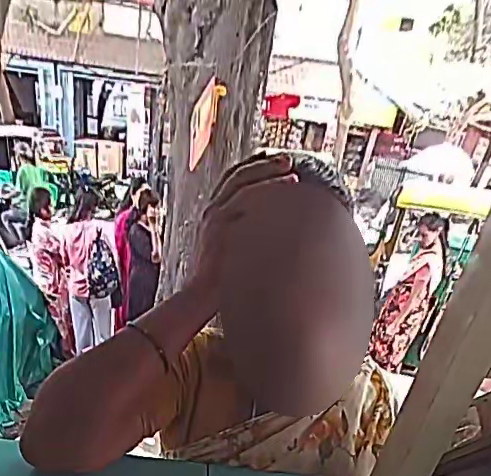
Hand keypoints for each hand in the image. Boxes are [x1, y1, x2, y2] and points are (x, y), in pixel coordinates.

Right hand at [188, 155, 298, 295]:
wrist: (199, 299)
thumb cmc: (218, 284)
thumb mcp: (233, 256)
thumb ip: (245, 242)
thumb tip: (268, 240)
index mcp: (214, 216)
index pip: (233, 182)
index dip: (255, 170)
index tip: (276, 166)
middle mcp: (212, 212)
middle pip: (238, 176)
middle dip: (264, 166)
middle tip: (288, 162)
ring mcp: (215, 217)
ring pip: (243, 182)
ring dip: (268, 173)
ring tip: (291, 174)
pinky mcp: (220, 225)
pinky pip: (244, 196)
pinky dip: (266, 187)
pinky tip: (284, 187)